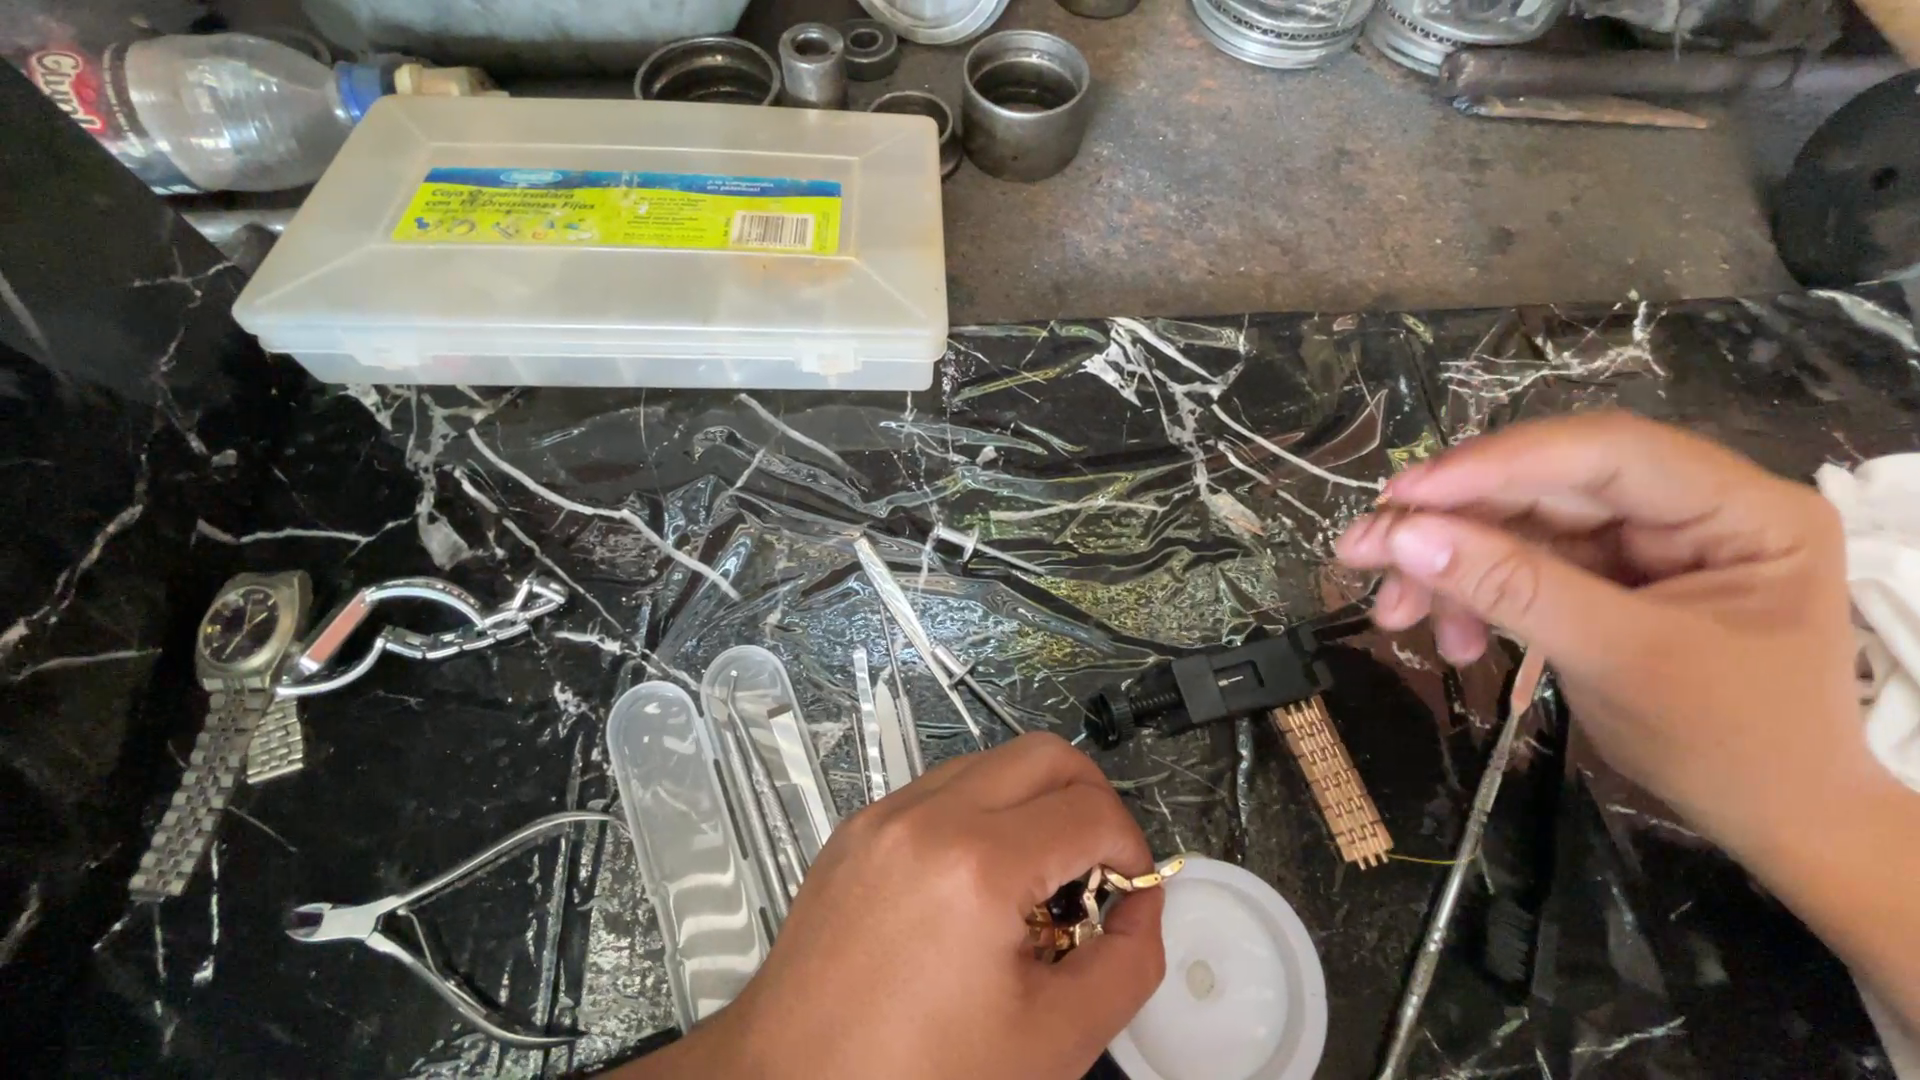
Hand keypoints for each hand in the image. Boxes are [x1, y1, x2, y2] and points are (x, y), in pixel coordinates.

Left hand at [632, 733, 1164, 1079]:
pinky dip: (980, 813)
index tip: (1128, 891)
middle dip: (1091, 798)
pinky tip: (979, 882)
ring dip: (1033, 802)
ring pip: (991, 761)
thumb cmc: (916, 1076)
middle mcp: (926, 817)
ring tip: (1036, 879)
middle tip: (1099, 863)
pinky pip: (940, 788)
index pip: (1092, 810)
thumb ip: (1129, 962)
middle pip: (1044, 753)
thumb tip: (1142, 902)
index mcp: (976, 865)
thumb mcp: (1054, 1041)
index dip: (1131, 848)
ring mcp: (885, 815)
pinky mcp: (859, 828)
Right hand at [1334, 410, 1858, 844]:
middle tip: (1361, 550)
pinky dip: (1468, 598)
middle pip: (1542, 488)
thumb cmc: (1728, 741)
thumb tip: (1403, 536)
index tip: (1402, 495)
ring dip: (1445, 568)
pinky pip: (1513, 566)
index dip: (1495, 466)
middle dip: (1448, 524)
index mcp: (1740, 509)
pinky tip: (1449, 639)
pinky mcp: (1598, 575)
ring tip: (1391, 612)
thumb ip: (1512, 589)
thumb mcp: (1617, 657)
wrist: (1766, 816)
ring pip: (1514, 527)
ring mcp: (1638, 542)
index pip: (1602, 454)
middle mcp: (1685, 507)